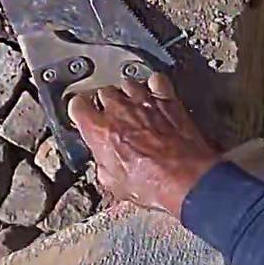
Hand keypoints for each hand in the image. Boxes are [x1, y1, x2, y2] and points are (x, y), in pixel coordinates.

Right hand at [68, 72, 219, 218]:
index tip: (84, 114)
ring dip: (129, 93)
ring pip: (128, 83)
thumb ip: (103, 165)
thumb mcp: (115, 185)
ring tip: (134, 106)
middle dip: (107, 103)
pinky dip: (154, 85)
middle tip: (114, 117)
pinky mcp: (167, 99)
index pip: (77, 105)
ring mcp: (144, 102)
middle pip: (104, 92)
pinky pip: (156, 80)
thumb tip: (104, 163)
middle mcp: (119, 110)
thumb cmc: (153, 183)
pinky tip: (156, 95)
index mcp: (99, 130)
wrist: (186, 177)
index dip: (80, 110)